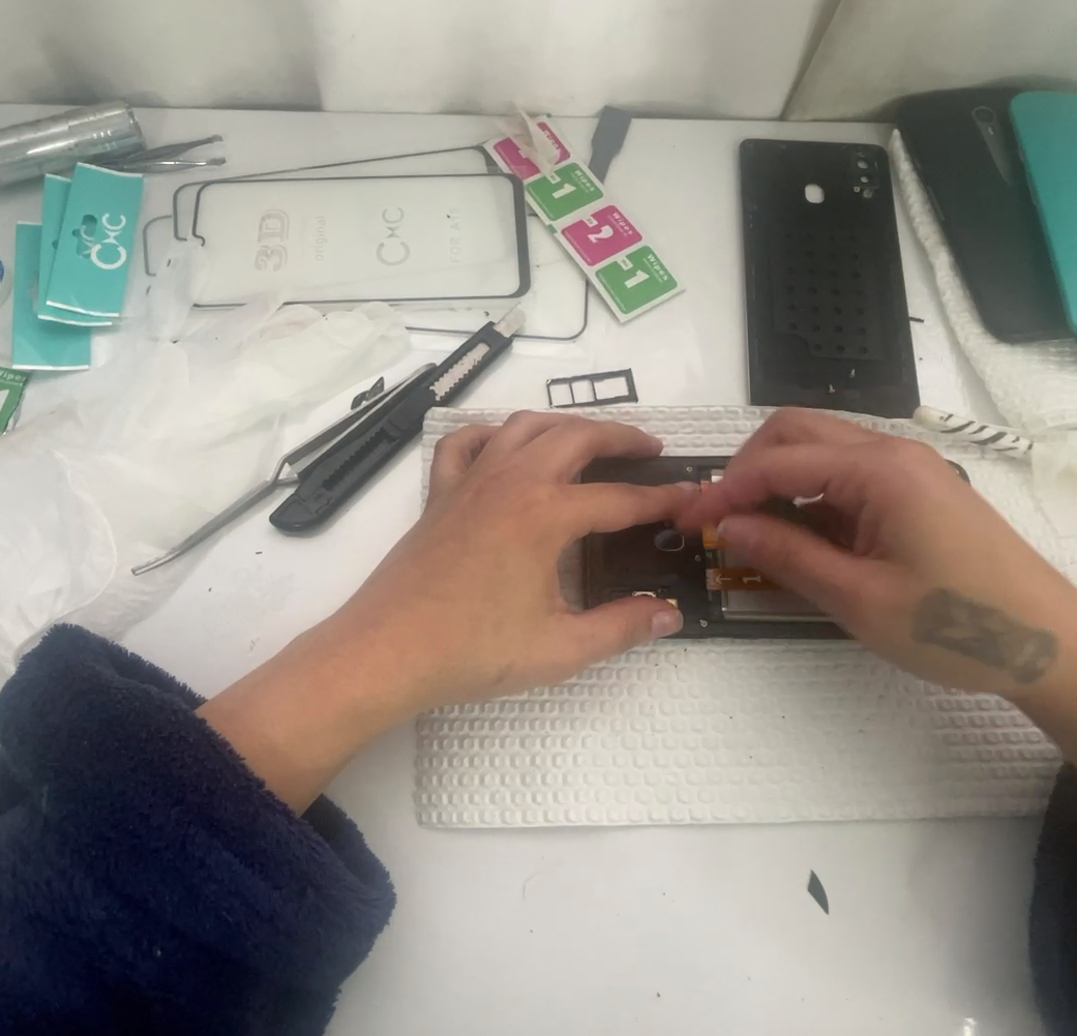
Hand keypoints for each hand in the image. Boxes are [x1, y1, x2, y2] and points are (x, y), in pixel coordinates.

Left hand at [201, 412, 693, 810]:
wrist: (386, 651)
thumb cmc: (472, 652)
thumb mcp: (559, 648)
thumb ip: (621, 627)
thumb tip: (669, 614)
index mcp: (546, 515)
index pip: (621, 498)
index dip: (662, 498)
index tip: (690, 499)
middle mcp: (511, 482)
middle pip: (576, 436)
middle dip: (621, 436)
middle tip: (651, 449)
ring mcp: (470, 481)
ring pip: (524, 426)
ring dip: (564, 425)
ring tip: (590, 441)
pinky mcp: (439, 494)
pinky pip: (466, 443)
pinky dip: (492, 434)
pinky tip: (505, 447)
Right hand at [678, 409, 1076, 696]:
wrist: (1055, 650)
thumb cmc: (957, 628)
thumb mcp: (857, 598)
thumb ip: (785, 555)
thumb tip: (730, 528)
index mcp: (879, 470)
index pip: (777, 462)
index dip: (725, 491)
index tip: (689, 523)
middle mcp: (893, 453)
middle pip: (796, 432)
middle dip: (746, 469)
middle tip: (719, 518)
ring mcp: (910, 471)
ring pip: (821, 450)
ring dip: (777, 480)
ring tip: (754, 531)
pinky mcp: (919, 493)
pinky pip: (847, 476)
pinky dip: (810, 496)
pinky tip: (801, 537)